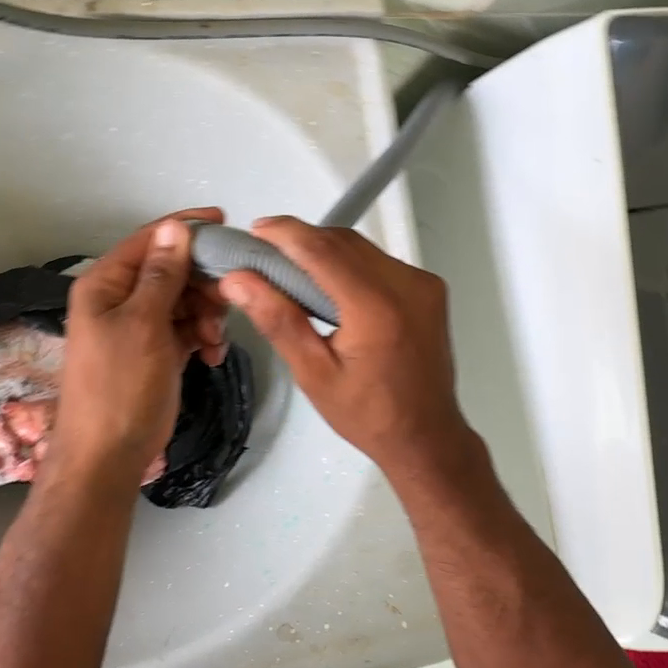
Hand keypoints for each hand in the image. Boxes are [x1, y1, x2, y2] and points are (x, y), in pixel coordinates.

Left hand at [49, 209, 228, 485]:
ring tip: (215, 339)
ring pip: (183, 301)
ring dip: (206, 314)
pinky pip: (184, 330)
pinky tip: (213, 355)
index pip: (149, 240)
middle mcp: (119, 299)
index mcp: (105, 284)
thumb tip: (175, 228)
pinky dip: (201, 337)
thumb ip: (161, 274)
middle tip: (229, 299)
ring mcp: (137, 328)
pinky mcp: (154, 353)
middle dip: (202, 282)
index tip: (226, 222)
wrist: (107, 458)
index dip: (185, 228)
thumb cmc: (120, 387)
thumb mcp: (143, 325)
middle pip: (170, 270)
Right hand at [218, 217, 477, 482]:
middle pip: (343, 241)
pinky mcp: (429, 288)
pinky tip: (329, 286)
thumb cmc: (367, 415)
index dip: (285, 233)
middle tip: (263, 254)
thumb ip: (277, 320)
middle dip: (302, 239)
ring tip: (291, 270)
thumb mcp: (313, 373)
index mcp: (376, 308)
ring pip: (362, 247)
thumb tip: (237, 280)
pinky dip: (350, 263)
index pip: (322, 250)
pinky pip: (380, 261)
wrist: (427, 437)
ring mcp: (423, 284)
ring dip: (326, 250)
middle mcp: (406, 285)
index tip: (254, 231)